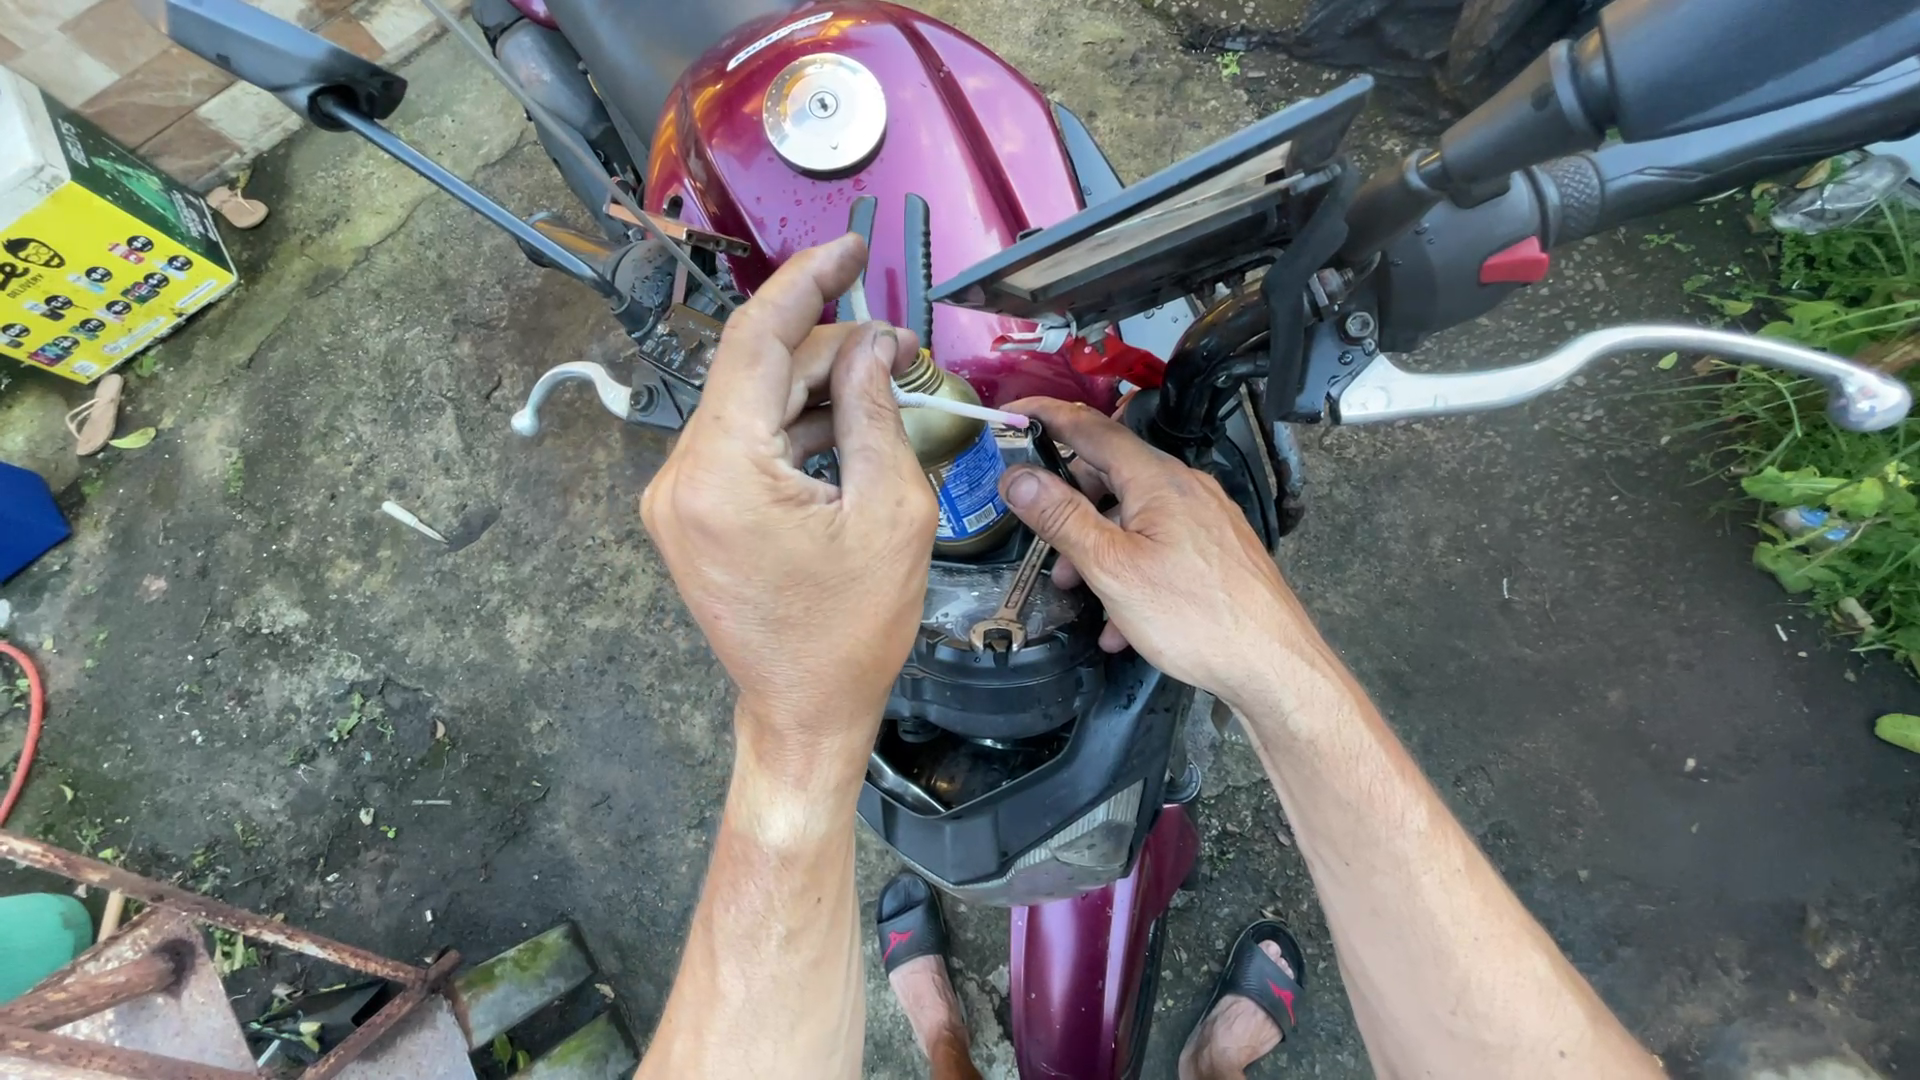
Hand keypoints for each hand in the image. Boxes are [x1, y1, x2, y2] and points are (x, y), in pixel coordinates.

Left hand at [641, 235, 934, 787]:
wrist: (803, 710)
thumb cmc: (853, 630)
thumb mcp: (890, 512)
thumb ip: (874, 412)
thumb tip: (871, 345)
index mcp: (723, 471)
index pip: (756, 340)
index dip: (807, 282)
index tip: (849, 249)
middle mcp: (680, 475)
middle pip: (757, 372)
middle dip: (831, 350)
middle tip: (898, 351)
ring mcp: (677, 497)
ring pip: (752, 406)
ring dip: (816, 390)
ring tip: (883, 391)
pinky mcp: (690, 515)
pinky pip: (744, 444)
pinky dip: (794, 429)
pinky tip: (846, 430)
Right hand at [995, 398, 1308, 706]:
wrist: (1274, 667)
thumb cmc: (1195, 617)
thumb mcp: (1112, 567)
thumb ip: (1062, 518)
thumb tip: (1017, 477)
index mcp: (1157, 480)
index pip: (1090, 428)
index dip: (1045, 415)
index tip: (1012, 415)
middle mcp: (1185, 487)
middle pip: (1110, 474)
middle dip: (1069, 504)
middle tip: (1040, 538)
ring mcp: (1204, 517)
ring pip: (1133, 515)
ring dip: (1097, 544)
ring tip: (1078, 591)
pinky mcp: (1216, 548)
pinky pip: (1159, 544)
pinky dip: (1130, 568)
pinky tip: (1120, 620)